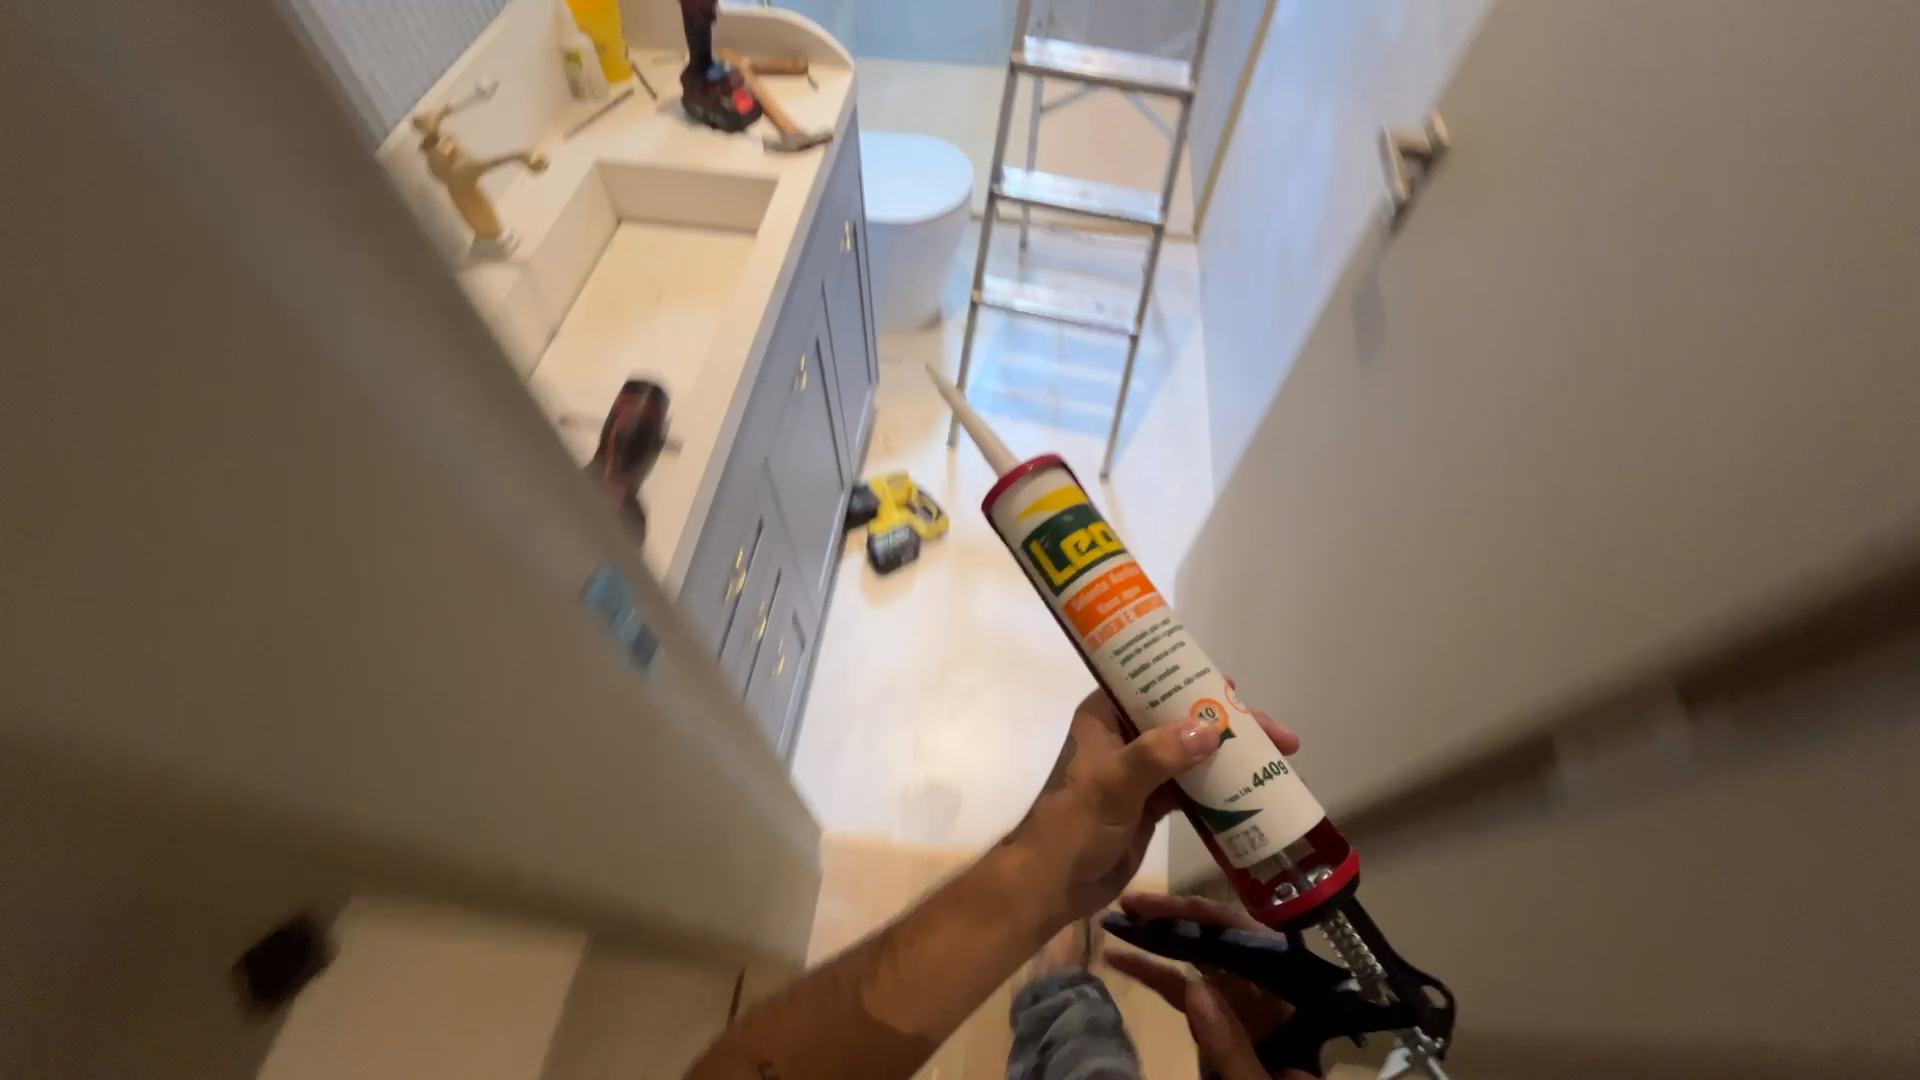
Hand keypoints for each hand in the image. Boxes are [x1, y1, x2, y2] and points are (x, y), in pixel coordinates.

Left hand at [1001, 690, 1301, 928]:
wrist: (1055, 883)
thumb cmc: (1074, 824)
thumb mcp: (1114, 784)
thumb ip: (1158, 754)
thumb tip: (1210, 728)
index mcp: (1105, 715)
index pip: (1151, 683)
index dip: (1191, 679)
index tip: (1234, 688)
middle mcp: (1123, 734)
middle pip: (1180, 716)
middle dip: (1225, 722)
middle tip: (1277, 733)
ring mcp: (1139, 768)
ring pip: (1191, 750)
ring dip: (1229, 754)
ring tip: (1279, 758)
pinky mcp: (1151, 800)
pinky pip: (1192, 785)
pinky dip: (1219, 786)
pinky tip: (1254, 790)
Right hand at [1107, 894, 1310, 1079]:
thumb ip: (1233, 1048)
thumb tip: (1194, 988)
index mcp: (1294, 1000)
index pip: (1249, 939)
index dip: (1204, 917)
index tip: (1162, 906)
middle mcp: (1266, 992)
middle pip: (1218, 943)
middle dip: (1173, 920)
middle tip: (1130, 904)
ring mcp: (1242, 1008)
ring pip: (1195, 964)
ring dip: (1155, 943)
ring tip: (1115, 924)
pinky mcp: (1220, 1026)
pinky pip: (1184, 994)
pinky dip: (1154, 977)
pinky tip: (1120, 961)